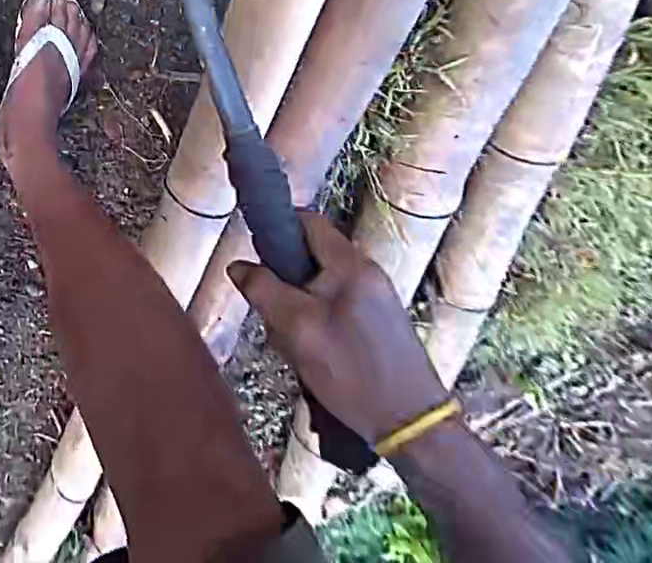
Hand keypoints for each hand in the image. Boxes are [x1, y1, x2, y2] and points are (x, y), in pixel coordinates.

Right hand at [227, 212, 450, 442]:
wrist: (414, 430)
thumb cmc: (353, 371)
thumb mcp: (296, 327)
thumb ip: (262, 289)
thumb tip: (238, 266)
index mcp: (351, 265)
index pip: (308, 221)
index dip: (277, 227)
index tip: (255, 252)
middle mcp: (367, 274)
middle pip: (309, 256)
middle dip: (283, 278)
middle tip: (271, 309)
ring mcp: (375, 300)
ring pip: (317, 285)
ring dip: (296, 306)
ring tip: (291, 339)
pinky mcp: (378, 325)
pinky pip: (332, 307)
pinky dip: (314, 320)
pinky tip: (310, 351)